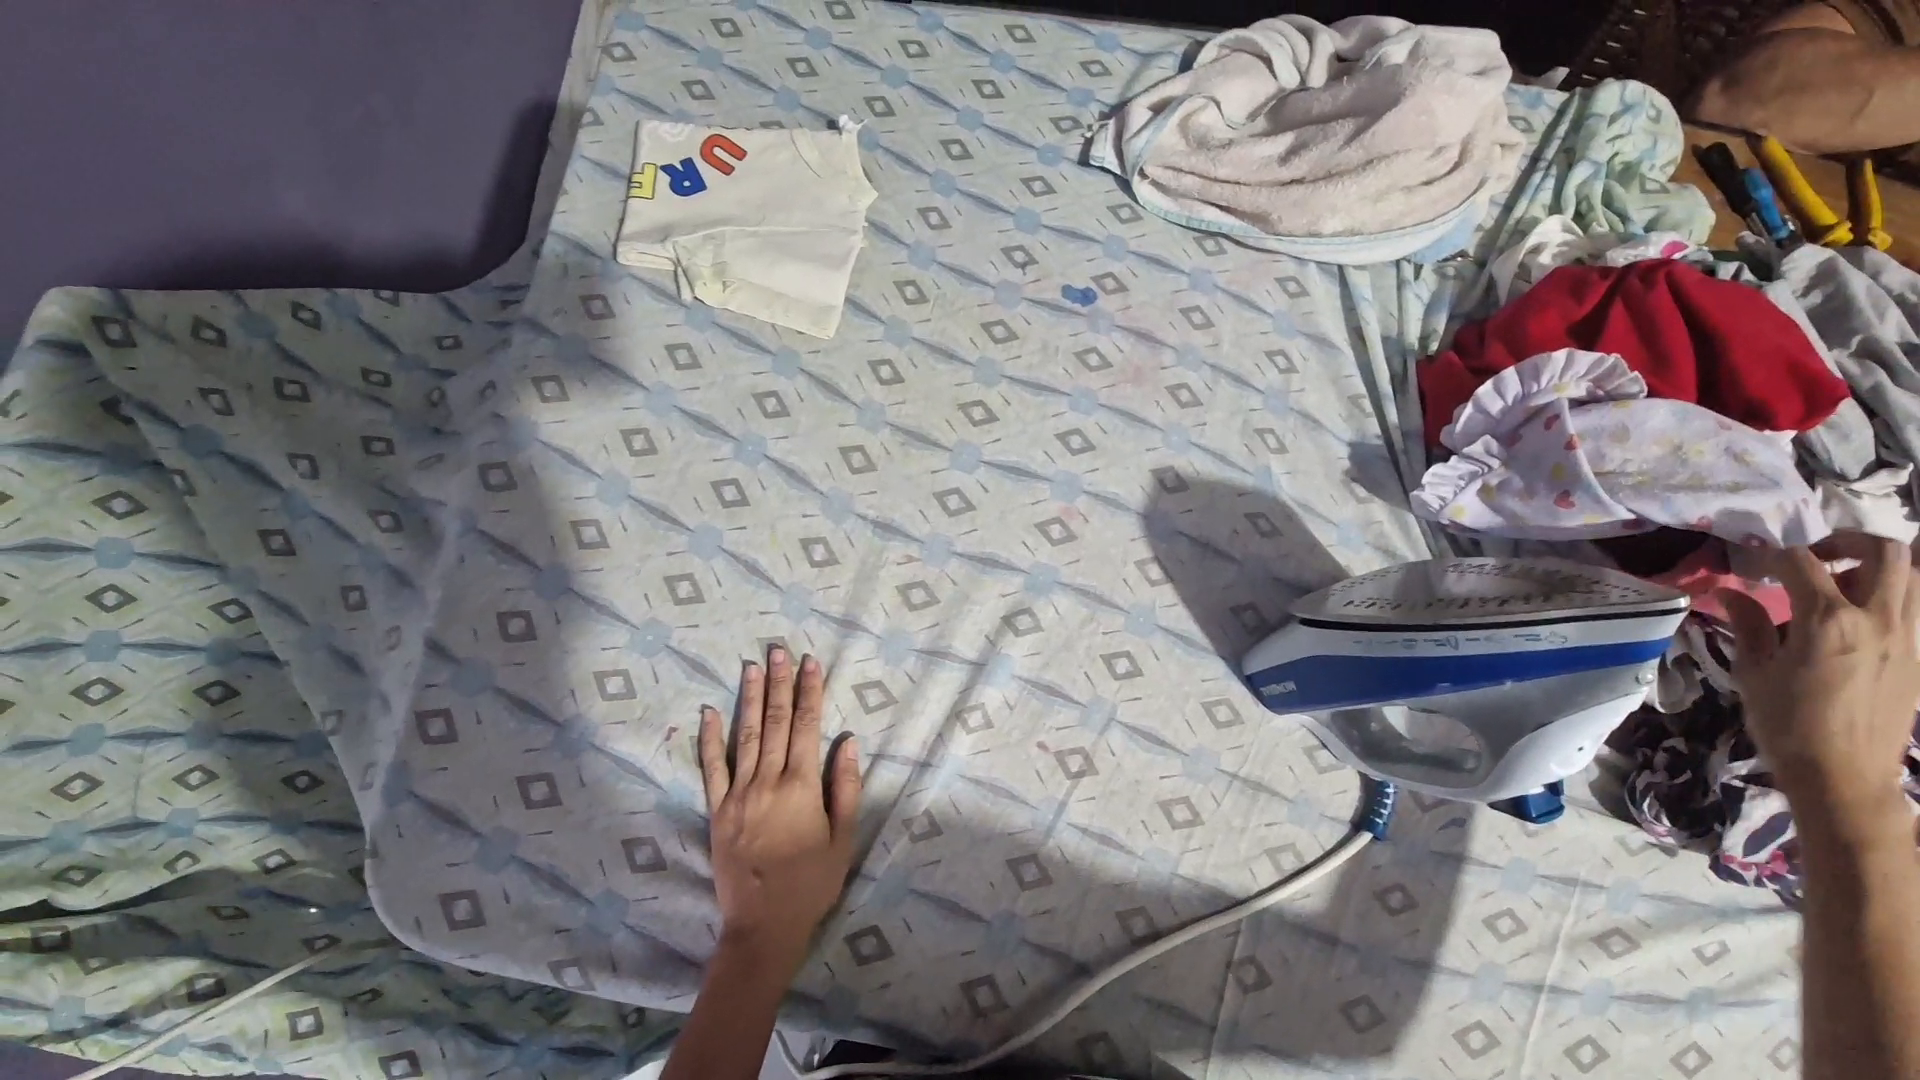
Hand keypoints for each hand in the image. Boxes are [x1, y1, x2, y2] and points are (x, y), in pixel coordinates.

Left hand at [698, 646, 861, 969]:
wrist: (763, 925)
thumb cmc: (812, 883)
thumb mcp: (843, 839)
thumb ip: (845, 788)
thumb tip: (848, 742)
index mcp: (802, 786)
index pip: (807, 726)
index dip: (810, 692)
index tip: (811, 662)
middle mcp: (768, 781)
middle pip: (774, 722)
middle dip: (779, 683)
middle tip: (779, 649)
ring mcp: (739, 794)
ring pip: (745, 736)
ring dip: (749, 699)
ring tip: (752, 666)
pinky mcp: (717, 810)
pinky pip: (711, 768)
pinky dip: (710, 738)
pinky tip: (709, 712)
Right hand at [1719, 534, 1919, 837]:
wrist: (1843, 774)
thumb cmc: (1786, 723)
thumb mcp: (1753, 672)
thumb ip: (1748, 624)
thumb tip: (1730, 592)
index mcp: (1828, 622)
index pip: (1803, 563)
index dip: (1774, 557)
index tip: (1754, 565)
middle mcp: (1879, 620)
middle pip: (1887, 552)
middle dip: (1849, 542)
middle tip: (1816, 557)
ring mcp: (1913, 638)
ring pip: (1915, 576)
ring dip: (1880, 567)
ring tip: (1845, 582)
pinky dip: (1896, 597)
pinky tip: (1863, 616)